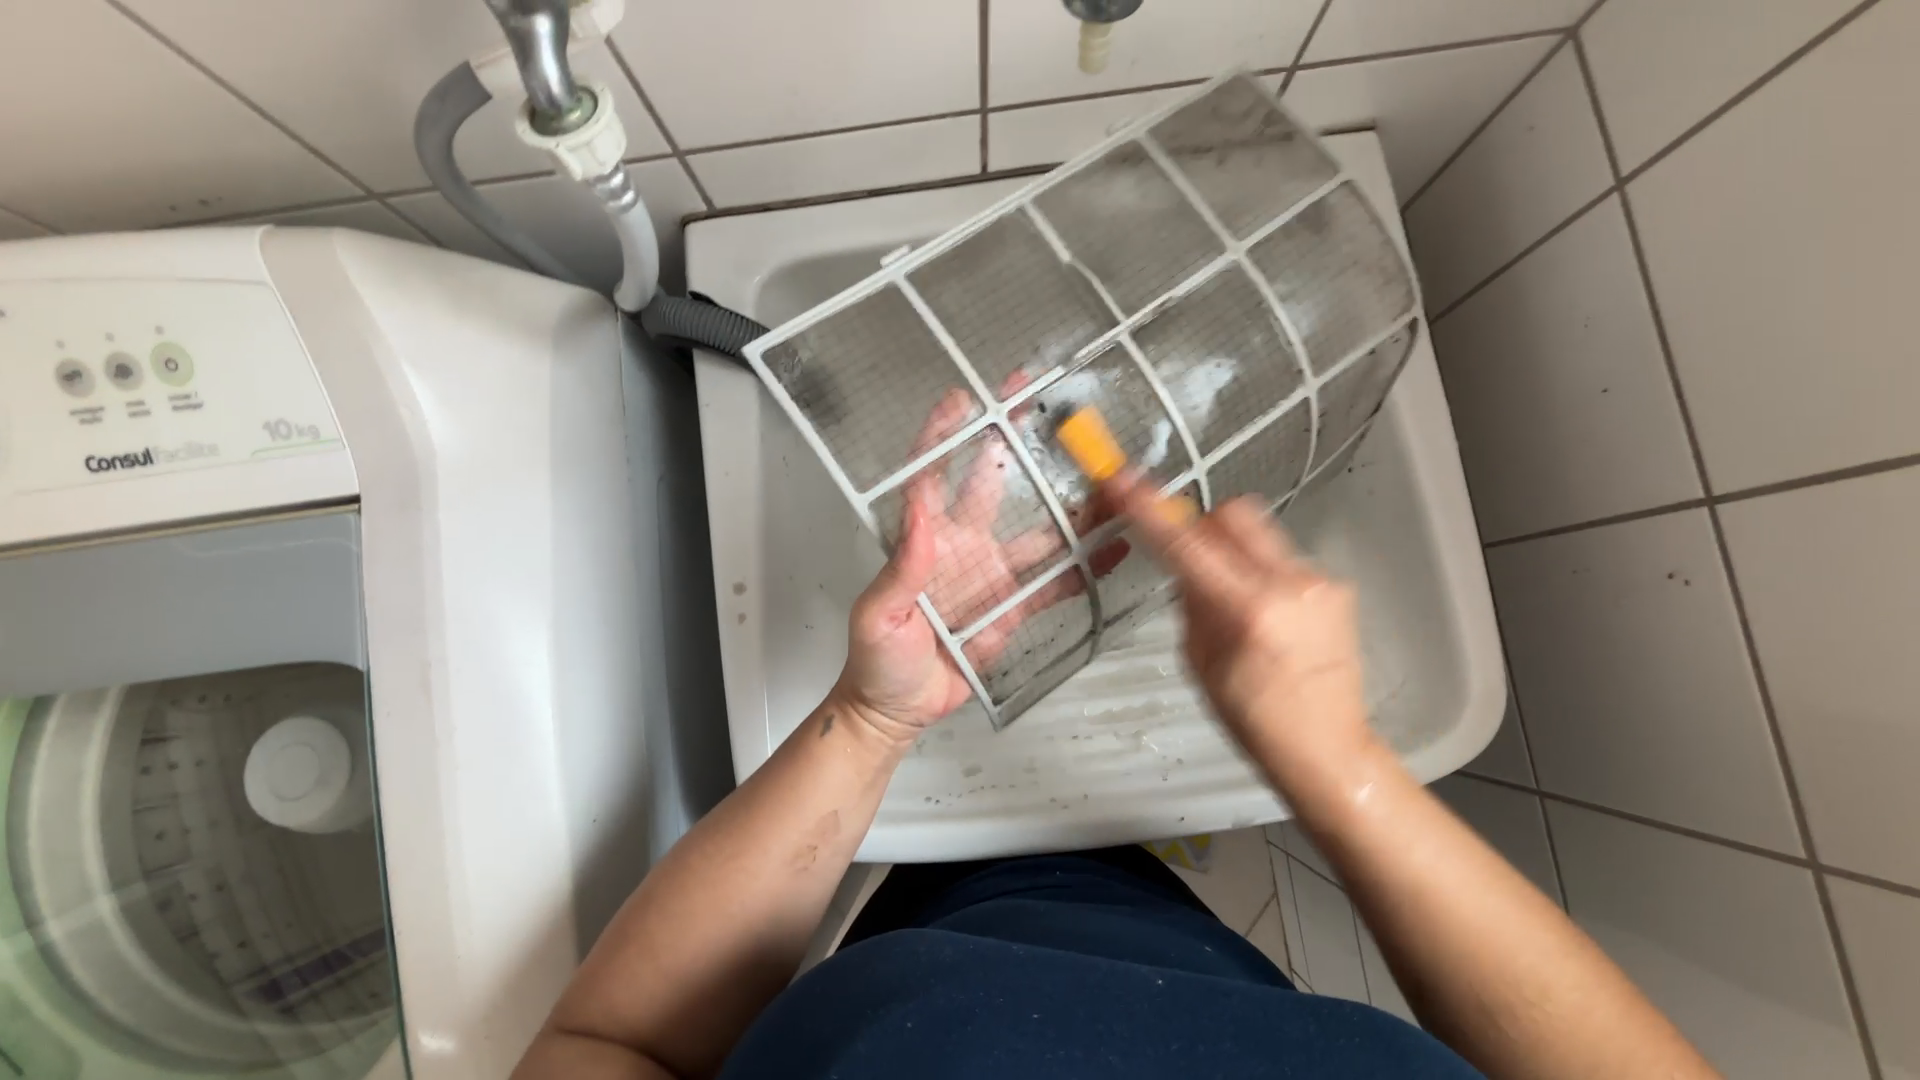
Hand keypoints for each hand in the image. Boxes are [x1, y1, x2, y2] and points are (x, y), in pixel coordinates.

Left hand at [835, 386, 1125, 742]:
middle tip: (1032, 403)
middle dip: (1009, 442)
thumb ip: (903, 568)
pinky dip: (1084, 568)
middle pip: (989, 482)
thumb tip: (920, 512)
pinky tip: (1111, 553)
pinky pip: (1054, 581)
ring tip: (1103, 484)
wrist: (899, 706)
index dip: (944, 436)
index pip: (931, 475)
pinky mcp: (1014, 604)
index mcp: (922, 540)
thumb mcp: (879, 614)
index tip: (964, 400)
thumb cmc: (876, 660)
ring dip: (1069, 510)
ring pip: (1037, 531)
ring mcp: (992, 572)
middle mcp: (961, 545)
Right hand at [1105, 471, 1371, 771]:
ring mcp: (1319, 583)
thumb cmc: (1257, 720)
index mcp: (1249, 611)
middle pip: (1234, 514)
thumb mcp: (1200, 663)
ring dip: (1234, 555)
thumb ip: (1191, 604)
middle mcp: (1291, 586)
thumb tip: (1184, 567)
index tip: (1126, 483)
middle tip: (1191, 554)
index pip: (1187, 545)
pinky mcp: (1335, 587)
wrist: (1327, 747)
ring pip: (1260, 536)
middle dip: (1203, 524)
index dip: (1150, 510)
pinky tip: (1265, 617)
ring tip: (1234, 605)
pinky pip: (1284, 560)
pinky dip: (1262, 575)